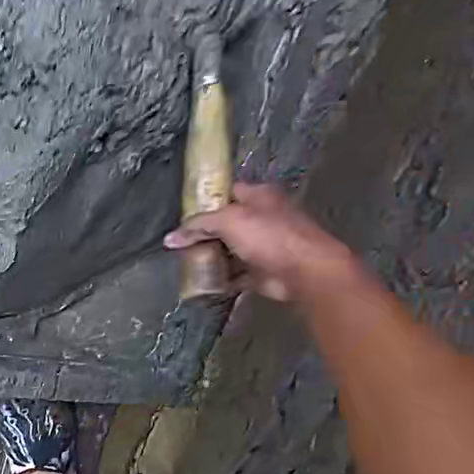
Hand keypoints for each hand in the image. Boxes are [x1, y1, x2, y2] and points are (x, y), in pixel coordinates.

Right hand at [164, 183, 364, 302]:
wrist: (304, 271)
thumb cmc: (269, 235)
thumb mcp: (229, 221)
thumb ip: (198, 226)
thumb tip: (170, 238)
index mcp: (259, 196)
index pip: (227, 192)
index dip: (206, 201)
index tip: (183, 213)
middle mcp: (263, 217)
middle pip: (226, 222)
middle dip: (205, 232)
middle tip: (181, 242)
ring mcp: (264, 245)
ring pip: (230, 249)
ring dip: (212, 257)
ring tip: (187, 262)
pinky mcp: (262, 271)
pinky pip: (236, 274)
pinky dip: (222, 278)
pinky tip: (204, 282)